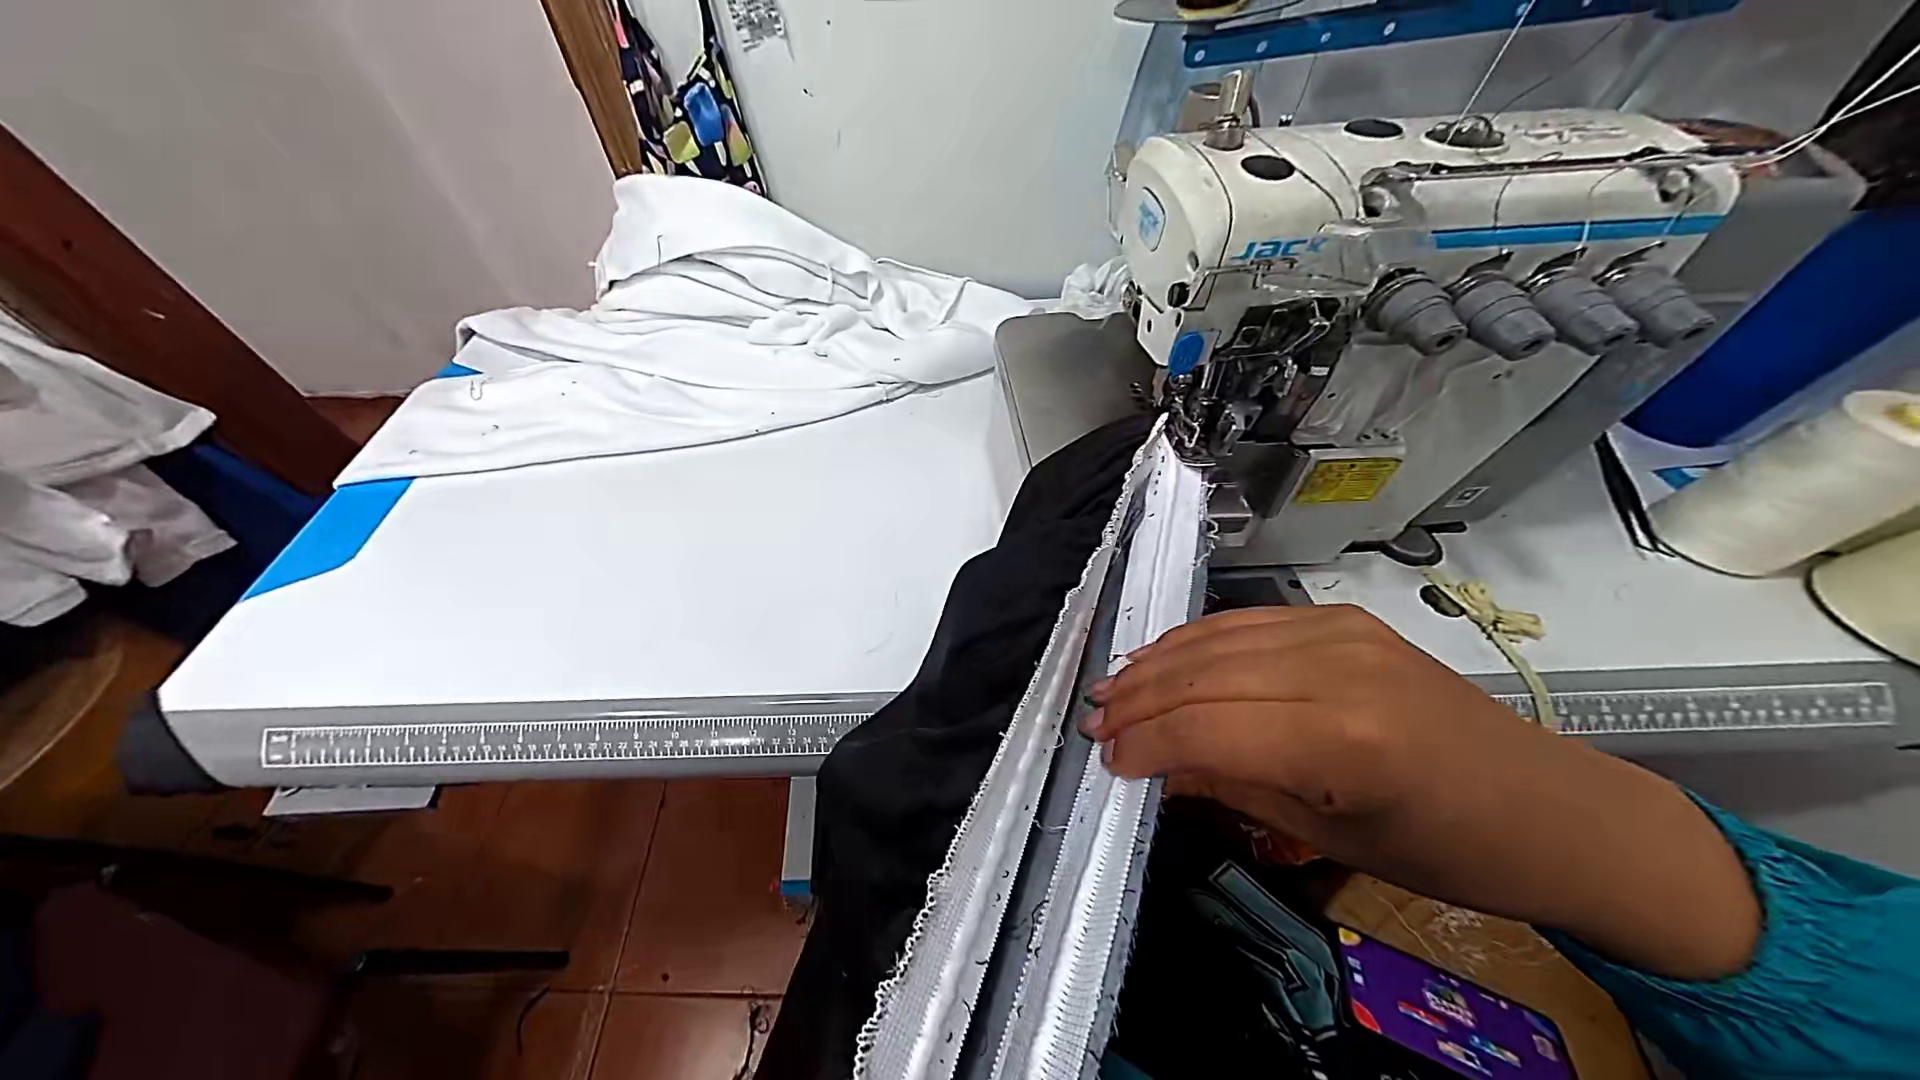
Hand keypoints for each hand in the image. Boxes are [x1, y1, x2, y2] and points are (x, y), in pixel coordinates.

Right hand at [1083, 605, 1760, 980]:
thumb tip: (1156, 767)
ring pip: (1215, 639)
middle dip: (1137, 700)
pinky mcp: (1341, 617)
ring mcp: (1339, 631)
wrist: (1550, 806)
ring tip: (1112, 688)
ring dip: (1155, 664)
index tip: (1106, 761)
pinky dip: (1195, 640)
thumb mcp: (1327, 836)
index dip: (1145, 742)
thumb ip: (1230, 787)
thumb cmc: (1447, 849)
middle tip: (1093, 722)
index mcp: (1342, 739)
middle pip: (1202, 675)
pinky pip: (1245, 621)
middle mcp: (1336, 667)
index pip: (1207, 727)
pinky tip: (1163, 657)